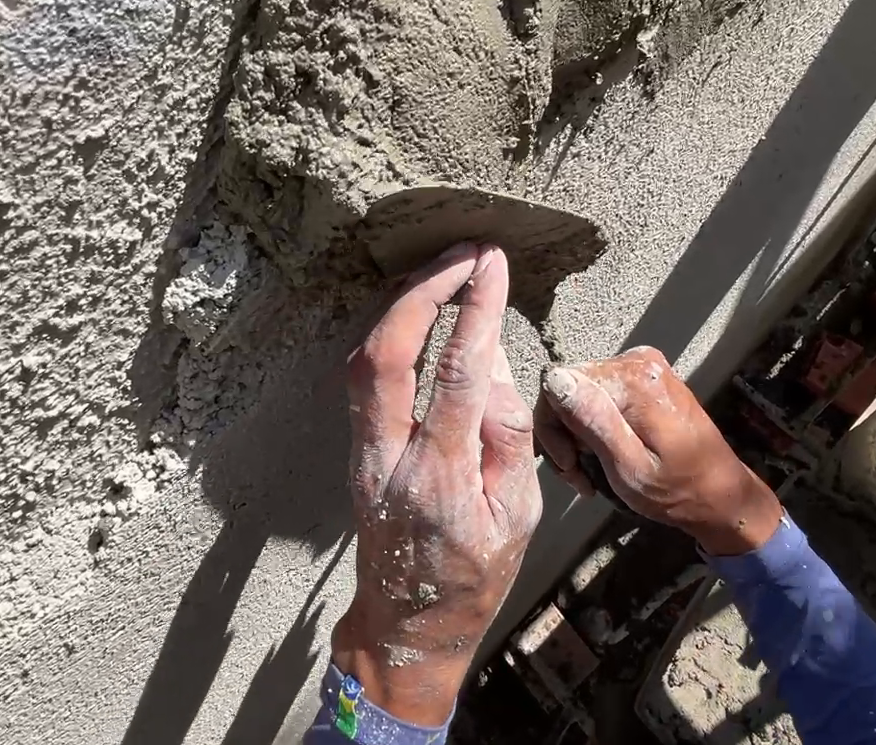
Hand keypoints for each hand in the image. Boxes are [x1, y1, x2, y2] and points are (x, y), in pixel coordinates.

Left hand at [335, 243, 543, 724]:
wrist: (406, 622)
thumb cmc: (473, 576)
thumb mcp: (518, 516)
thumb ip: (509, 435)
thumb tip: (492, 360)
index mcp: (440, 477)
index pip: (456, 375)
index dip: (475, 311)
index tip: (492, 264)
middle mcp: (389, 455)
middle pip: (387, 353)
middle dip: (425, 290)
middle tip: (465, 252)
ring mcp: (363, 448)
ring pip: (364, 356)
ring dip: (403, 302)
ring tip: (446, 267)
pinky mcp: (356, 443)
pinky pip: (364, 371)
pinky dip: (391, 326)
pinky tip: (418, 306)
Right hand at [535, 346, 782, 555]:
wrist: (722, 495)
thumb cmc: (678, 491)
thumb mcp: (630, 467)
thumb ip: (593, 421)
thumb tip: (553, 378)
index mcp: (633, 379)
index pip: (557, 382)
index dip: (552, 426)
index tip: (571, 465)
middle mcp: (635, 360)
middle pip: (567, 386)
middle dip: (563, 433)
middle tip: (579, 476)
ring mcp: (641, 365)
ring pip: (578, 392)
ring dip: (576, 434)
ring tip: (589, 472)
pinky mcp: (643, 376)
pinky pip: (598, 394)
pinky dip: (592, 425)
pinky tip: (601, 453)